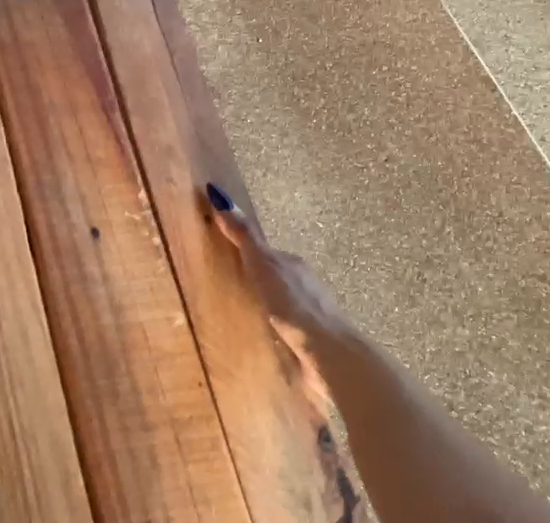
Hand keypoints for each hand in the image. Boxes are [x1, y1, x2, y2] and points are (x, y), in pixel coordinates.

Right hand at [205, 183, 349, 402]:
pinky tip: (258, 335)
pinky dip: (271, 328)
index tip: (222, 254)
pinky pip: (284, 328)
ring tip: (237, 312)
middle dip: (253, 279)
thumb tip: (219, 194)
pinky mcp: (309, 342)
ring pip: (280, 304)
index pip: (265, 252)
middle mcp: (304, 285)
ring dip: (263, 306)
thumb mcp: (262, 263)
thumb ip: (243, 235)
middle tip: (225, 283)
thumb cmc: (293, 302)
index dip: (244, 251)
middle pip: (274, 276)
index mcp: (293, 264)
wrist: (329, 354)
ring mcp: (309, 315)